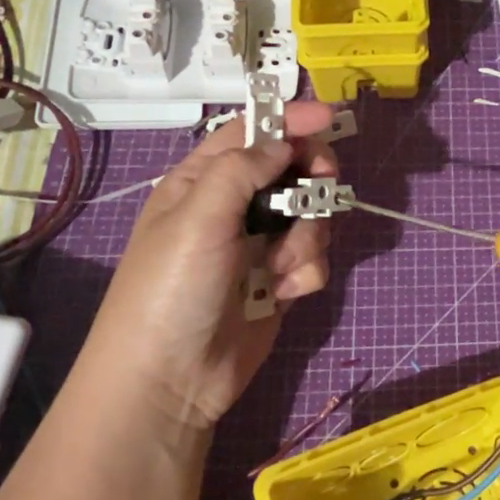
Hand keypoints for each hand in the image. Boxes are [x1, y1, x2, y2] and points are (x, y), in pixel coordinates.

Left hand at [84, 102, 338, 437]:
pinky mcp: (279, 283)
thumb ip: (242, 169)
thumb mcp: (197, 217)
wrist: (171, 381)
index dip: (288, 121)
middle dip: (310, 180)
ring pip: (310, 217)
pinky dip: (305, 273)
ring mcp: (258, 247)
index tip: (329, 118)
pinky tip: (284, 293)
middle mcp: (232, 209)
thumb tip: (282, 143)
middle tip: (320, 191)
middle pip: (290, 171)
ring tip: (283, 266)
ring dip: (308, 236)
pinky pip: (313, 260)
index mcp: (202, 183)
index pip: (250, 134)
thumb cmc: (172, 289)